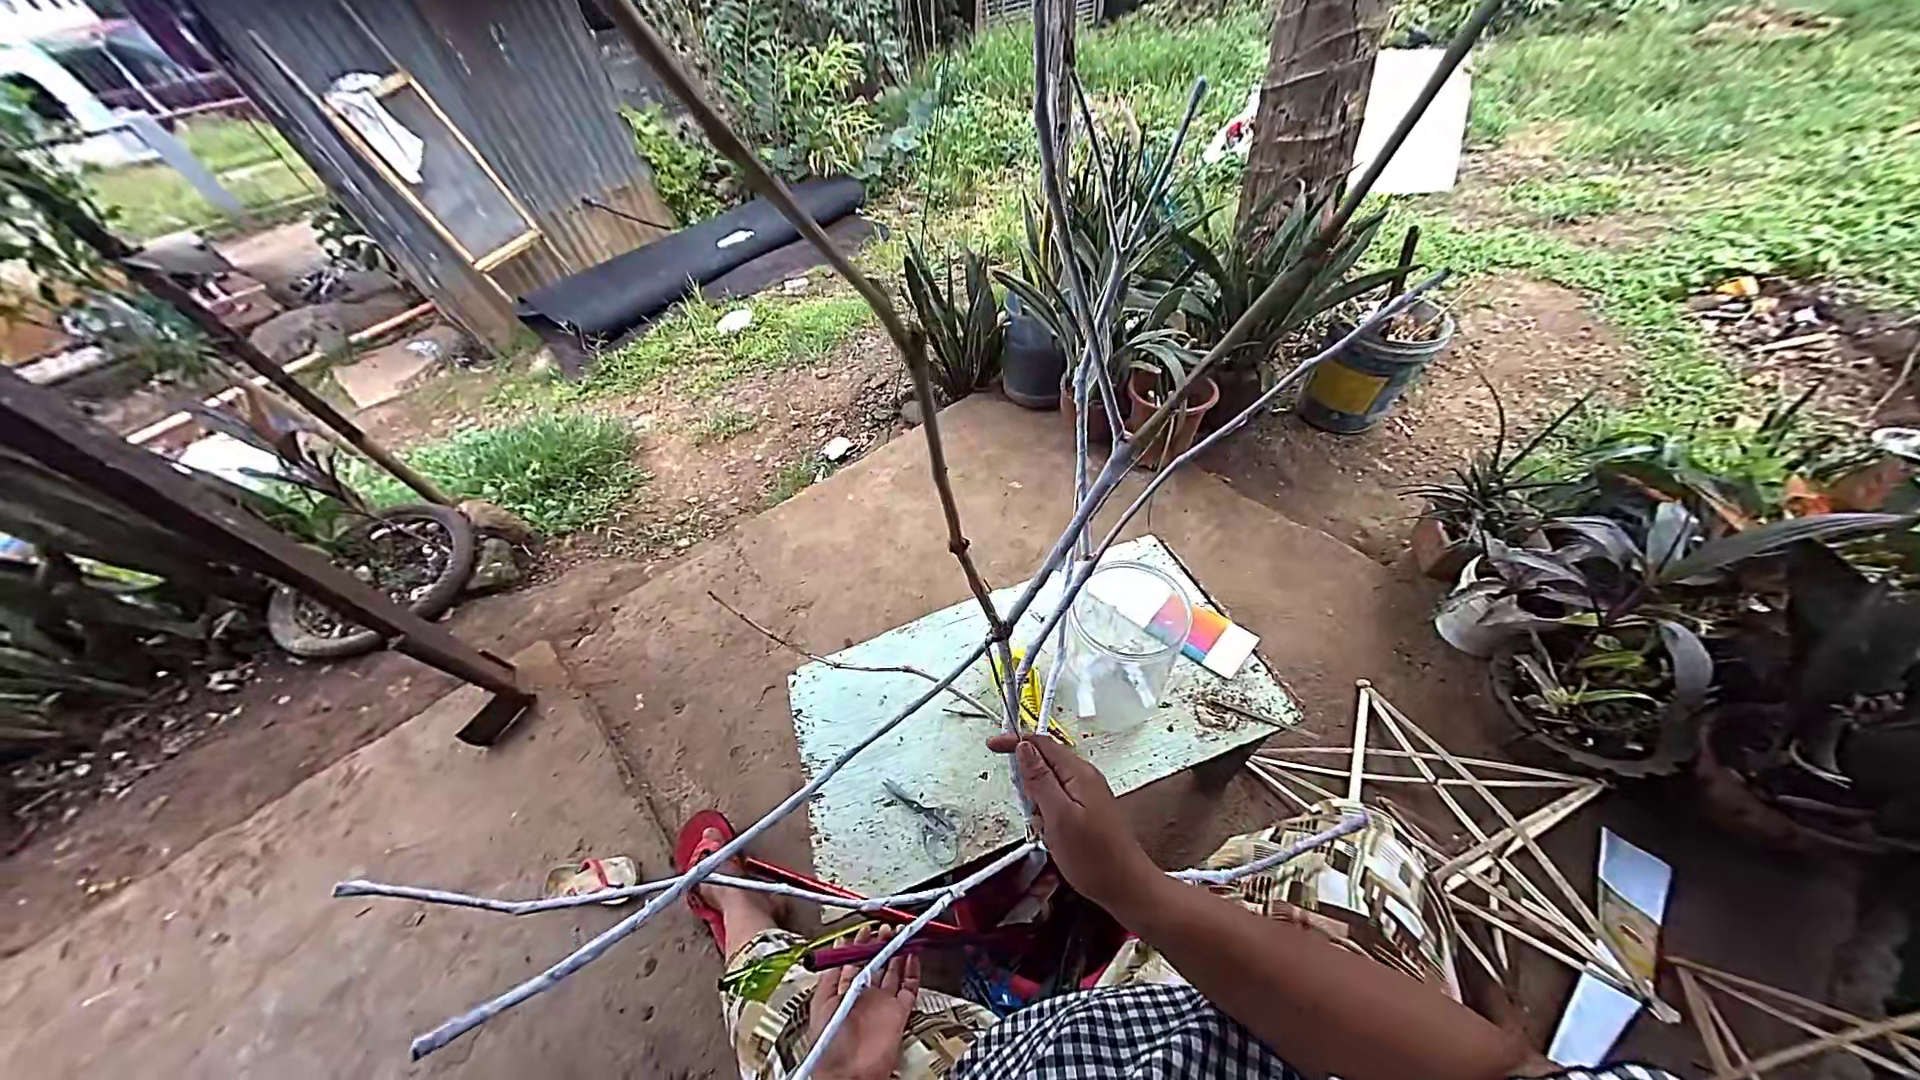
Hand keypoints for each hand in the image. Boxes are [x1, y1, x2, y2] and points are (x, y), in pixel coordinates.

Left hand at [805, 924, 918, 1079]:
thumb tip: (837, 947)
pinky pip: (909, 988)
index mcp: (846, 993)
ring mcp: (883, 1004)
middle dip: (883, 944)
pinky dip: (913, 971)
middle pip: (878, 964)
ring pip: (894, 972)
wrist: (847, 1075)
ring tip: (902, 935)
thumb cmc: (828, 1045)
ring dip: (899, 953)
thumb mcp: (822, 1003)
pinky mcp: (899, 1013)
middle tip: (887, 929)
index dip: (862, 944)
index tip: (867, 929)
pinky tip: (912, 955)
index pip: (857, 962)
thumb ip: (831, 974)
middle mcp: (866, 997)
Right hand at [987, 733, 1159, 908]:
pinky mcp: (1088, 811)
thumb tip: (1024, 748)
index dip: (1015, 742)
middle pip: (1045, 762)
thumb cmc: (1095, 857)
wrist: (1128, 888)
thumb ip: (1039, 779)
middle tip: (1028, 807)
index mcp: (1078, 773)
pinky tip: (1054, 835)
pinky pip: (1059, 802)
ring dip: (1039, 803)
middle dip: (1028, 781)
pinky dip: (1049, 814)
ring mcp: (1088, 794)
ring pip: (1050, 785)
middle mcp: (1085, 778)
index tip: (993, 746)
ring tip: (1046, 828)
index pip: (1041, 743)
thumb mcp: (1058, 815)